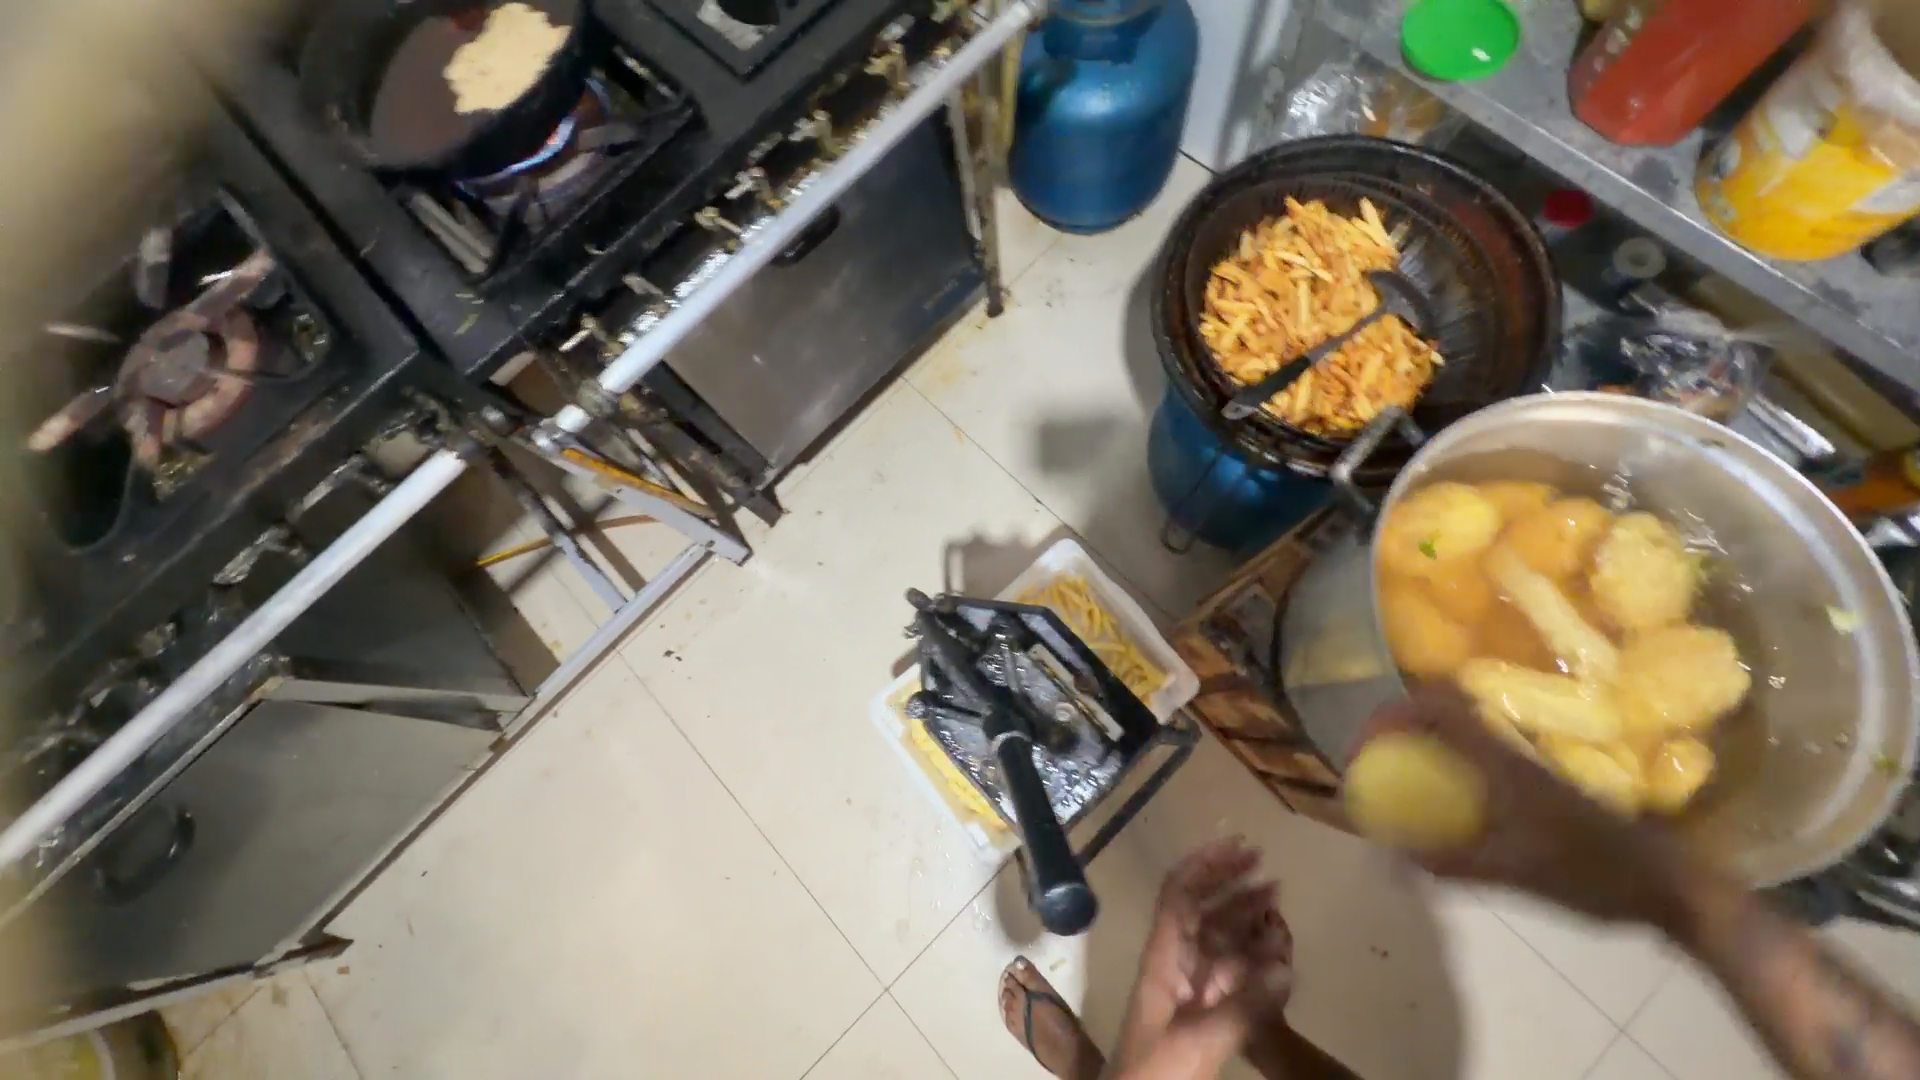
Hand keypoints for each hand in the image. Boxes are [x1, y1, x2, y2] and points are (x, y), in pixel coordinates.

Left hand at [1113, 839, 1294, 1072]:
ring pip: (1216, 933)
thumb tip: (1285, 968)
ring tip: (1277, 892)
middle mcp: (1174, 958)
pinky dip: (1251, 953)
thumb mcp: (1198, 1044)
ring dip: (1243, 911)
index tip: (1236, 846)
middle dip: (1227, 878)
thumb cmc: (1156, 1073)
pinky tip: (1277, 948)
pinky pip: (1227, 968)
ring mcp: (1188, 983)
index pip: (1179, 892)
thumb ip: (1242, 1009)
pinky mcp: (1201, 1009)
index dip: (1205, 864)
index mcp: (1163, 955)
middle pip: (1199, 904)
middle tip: (1263, 860)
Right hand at [1359, 686, 1693, 927]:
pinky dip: (1440, 760)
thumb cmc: (1592, 873)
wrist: (1672, 889)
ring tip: (1392, 771)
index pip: (1439, 704)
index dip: (1393, 712)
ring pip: (1457, 727)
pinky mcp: (1532, 781)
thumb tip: (1389, 857)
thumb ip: (1448, 863)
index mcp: (1502, 757)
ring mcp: (1522, 762)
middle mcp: (1509, 748)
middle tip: (1369, 756)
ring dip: (1418, 737)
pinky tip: (1435, 798)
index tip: (1365, 743)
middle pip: (1441, 707)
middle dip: (1396, 722)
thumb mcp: (1513, 874)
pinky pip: (1471, 753)